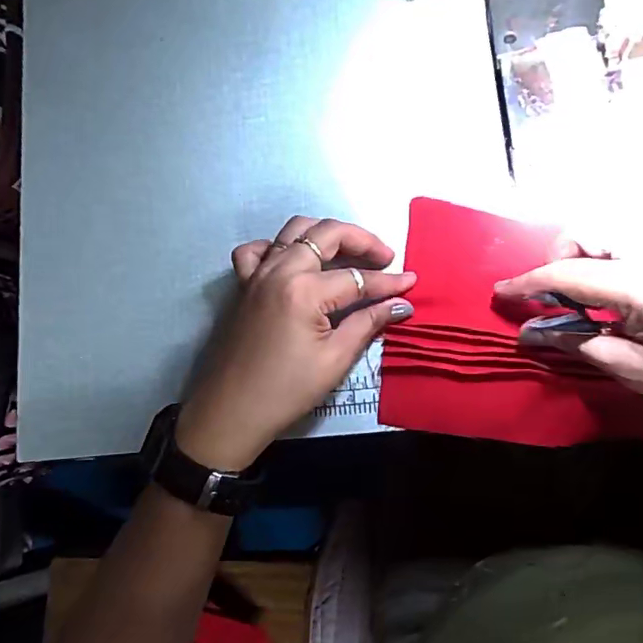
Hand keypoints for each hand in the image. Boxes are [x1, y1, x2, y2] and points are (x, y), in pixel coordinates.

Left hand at [176, 216, 414, 469]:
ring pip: (294, 230)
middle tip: (385, 257)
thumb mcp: (335, 359)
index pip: (356, 278)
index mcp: (304, 290)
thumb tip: (400, 304)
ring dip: (326, 235)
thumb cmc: (287, 391)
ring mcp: (257, 274)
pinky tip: (294, 261)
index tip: (411, 282)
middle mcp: (279, 271)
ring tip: (349, 253)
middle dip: (362, 240)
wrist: (231, 412)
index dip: (388, 282)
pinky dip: (279, 246)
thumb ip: (368, 323)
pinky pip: (259, 250)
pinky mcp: (244, 284)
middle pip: (326, 234)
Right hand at [495, 237, 642, 478]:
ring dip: (597, 249)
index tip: (502, 295)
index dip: (527, 285)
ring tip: (608, 296)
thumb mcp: (642, 372)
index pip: (565, 273)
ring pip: (622, 221)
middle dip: (565, 257)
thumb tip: (536, 334)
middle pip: (590, 228)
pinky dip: (632, 247)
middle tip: (569, 301)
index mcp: (642, 279)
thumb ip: (582, 345)